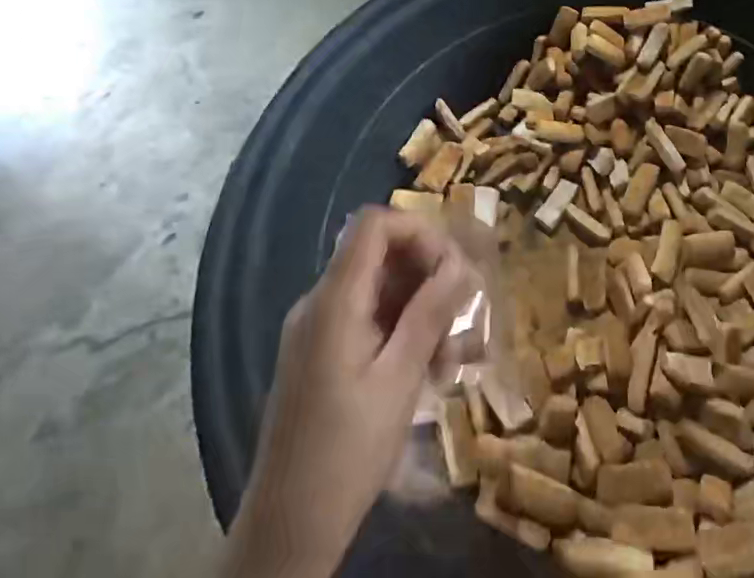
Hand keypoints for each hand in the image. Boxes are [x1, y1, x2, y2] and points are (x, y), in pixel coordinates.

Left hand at [222, 207, 477, 577]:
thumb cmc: (347, 452)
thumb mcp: (400, 379)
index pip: (375, 225)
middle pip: (384, 256)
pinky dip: (407, 334)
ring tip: (456, 358)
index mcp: (333, 302)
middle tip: (465, 318)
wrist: (289, 527)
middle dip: (431, 278)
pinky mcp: (326, 354)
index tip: (455, 269)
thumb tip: (461, 263)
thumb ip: (429, 313)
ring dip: (426, 312)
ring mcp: (321, 329)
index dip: (420, 232)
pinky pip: (373, 321)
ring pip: (385, 291)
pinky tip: (434, 370)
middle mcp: (322, 304)